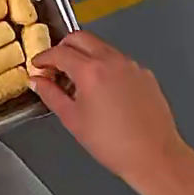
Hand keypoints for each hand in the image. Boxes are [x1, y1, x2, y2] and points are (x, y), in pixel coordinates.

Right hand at [31, 32, 193, 194]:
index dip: (44, 58)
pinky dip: (105, 66)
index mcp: (91, 71)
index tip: (39, 65)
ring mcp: (130, 65)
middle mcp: (112, 61)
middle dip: (63, 48)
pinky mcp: (144, 73)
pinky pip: (119, 60)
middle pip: (79, 38)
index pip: (59, 52)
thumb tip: (39, 82)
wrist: (154, 156)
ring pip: (100, 47)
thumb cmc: (115, 144)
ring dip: (85, 55)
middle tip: (55, 65)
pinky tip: (103, 89)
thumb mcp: (72, 120)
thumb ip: (51, 95)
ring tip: (79, 81)